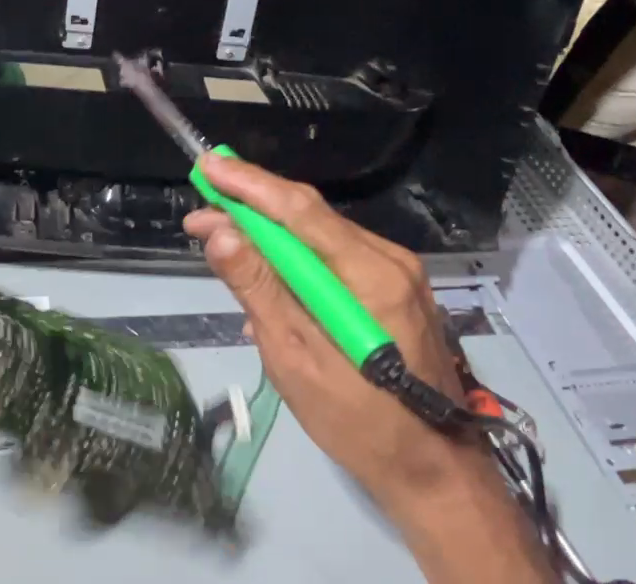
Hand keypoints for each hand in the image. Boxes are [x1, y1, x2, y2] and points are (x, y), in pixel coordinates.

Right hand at [182, 153, 477, 503]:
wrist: (435, 470)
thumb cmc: (360, 422)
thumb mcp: (297, 358)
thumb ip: (259, 289)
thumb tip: (219, 232)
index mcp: (371, 275)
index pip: (299, 211)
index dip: (249, 185)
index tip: (206, 166)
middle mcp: (390, 259)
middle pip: (310, 214)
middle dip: (251, 203)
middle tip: (200, 206)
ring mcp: (398, 273)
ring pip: (320, 233)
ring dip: (269, 231)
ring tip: (221, 237)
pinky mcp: (396, 288)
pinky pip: (335, 255)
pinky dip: (295, 256)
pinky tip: (265, 274)